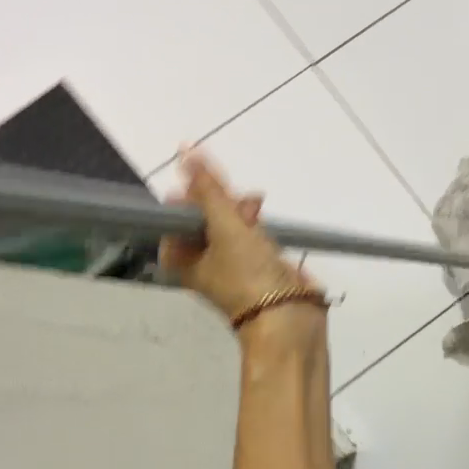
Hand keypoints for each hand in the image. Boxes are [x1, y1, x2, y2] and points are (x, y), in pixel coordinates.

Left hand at [160, 149, 324, 345]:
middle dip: (227, 203)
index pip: (179, 211)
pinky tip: (269, 227)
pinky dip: (260, 229)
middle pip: (206, 216)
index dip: (198, 194)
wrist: (289, 319)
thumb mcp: (226, 227)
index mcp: (180, 256)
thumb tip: (184, 150)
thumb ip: (208, 189)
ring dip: (246, 214)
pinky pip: (253, 237)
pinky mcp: (258, 267)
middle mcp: (200, 260)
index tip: (221, 188)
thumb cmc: (249, 275)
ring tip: (260, 214)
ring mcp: (230, 264)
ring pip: (232, 224)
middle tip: (246, 204)